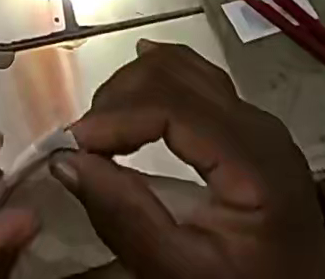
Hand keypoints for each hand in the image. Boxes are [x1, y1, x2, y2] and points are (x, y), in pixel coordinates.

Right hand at [53, 40, 324, 278]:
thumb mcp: (183, 274)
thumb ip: (126, 217)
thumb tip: (64, 158)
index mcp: (255, 163)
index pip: (171, 106)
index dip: (116, 116)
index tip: (75, 143)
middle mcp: (259, 126)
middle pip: (171, 76)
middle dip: (117, 99)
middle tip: (86, 142)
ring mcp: (256, 119)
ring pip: (179, 66)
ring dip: (131, 86)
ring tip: (104, 126)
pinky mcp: (247, 122)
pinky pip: (195, 74)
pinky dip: (155, 73)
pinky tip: (133, 81)